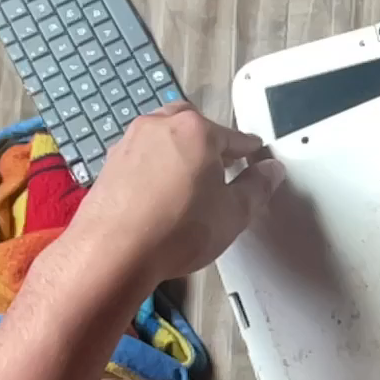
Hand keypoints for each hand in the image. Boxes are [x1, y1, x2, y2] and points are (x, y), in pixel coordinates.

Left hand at [68, 103, 282, 288]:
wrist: (112, 253)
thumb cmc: (172, 231)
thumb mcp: (234, 214)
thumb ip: (257, 188)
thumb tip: (269, 173)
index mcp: (196, 131)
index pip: (234, 136)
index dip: (250, 151)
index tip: (255, 159)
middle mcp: (160, 127)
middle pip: (194, 125)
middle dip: (210, 144)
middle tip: (222, 169)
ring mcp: (130, 143)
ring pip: (164, 138)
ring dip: (180, 153)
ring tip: (190, 184)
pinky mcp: (110, 164)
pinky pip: (142, 157)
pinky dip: (156, 168)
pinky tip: (162, 195)